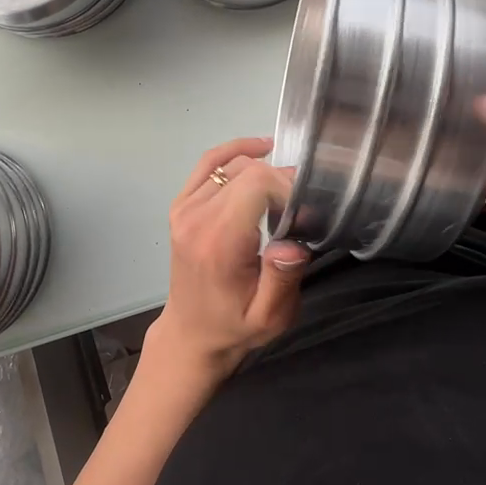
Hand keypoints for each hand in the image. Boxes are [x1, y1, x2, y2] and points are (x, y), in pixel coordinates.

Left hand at [146, 138, 310, 382]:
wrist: (191, 335)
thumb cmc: (234, 327)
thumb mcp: (269, 317)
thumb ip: (282, 279)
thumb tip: (293, 243)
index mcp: (218, 242)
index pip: (257, 183)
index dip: (287, 188)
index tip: (303, 212)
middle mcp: (196, 217)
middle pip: (247, 170)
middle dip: (280, 179)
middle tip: (300, 205)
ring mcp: (185, 207)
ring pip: (232, 164)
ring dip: (263, 169)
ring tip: (286, 189)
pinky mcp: (182, 204)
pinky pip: (209, 163)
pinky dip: (235, 151)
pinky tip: (261, 150)